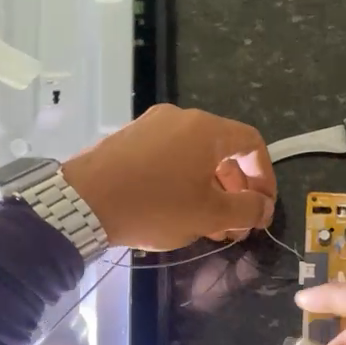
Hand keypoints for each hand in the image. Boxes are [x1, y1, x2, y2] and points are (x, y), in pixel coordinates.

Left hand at [62, 104, 274, 250]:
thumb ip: (247, 210)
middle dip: (238, 189)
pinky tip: (181, 211)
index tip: (262, 208)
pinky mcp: (130, 140)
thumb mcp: (210, 215)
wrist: (80, 202)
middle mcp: (181, 119)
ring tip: (212, 225)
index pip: (252, 144)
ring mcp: (151, 126)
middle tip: (238, 224)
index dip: (265, 177)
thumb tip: (263, 207)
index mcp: (206, 130)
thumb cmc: (155, 206)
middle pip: (225, 151)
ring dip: (213, 190)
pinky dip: (186, 182)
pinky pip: (171, 157)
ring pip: (197, 157)